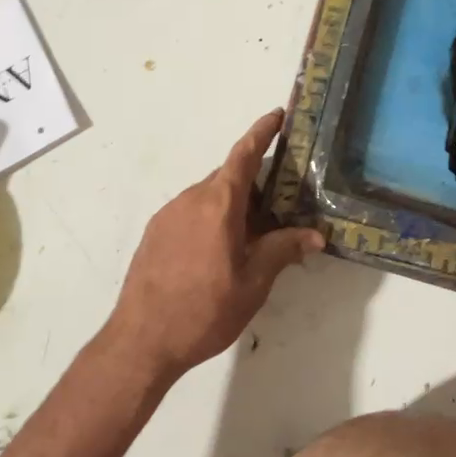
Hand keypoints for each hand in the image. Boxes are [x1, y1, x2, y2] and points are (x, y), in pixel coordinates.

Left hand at [103, 109, 323, 377]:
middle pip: (228, 177)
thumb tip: (315, 234)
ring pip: (209, 196)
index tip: (277, 114)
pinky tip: (218, 251)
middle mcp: (191, 199)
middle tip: (280, 199)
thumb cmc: (203, 310)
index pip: (244, 154)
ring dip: (231, 205)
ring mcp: (169, 214)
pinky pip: (190, 212)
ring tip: (251, 234)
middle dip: (253, 181)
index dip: (262, 132)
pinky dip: (210, 218)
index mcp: (219, 204)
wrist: (140, 342)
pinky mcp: (155, 233)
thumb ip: (282, 250)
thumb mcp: (252, 283)